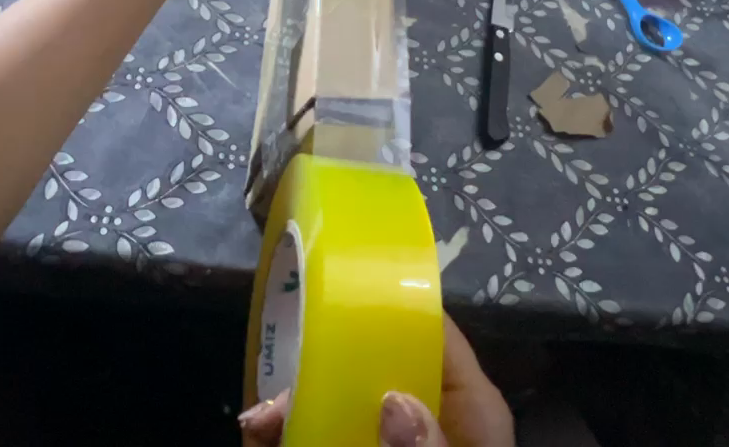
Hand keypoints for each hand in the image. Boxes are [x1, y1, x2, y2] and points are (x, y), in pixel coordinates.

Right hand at [238, 316, 514, 446]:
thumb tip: (396, 403)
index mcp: (471, 416)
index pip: (439, 340)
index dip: (395, 312)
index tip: (341, 296)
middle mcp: (431, 425)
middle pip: (379, 374)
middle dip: (325, 373)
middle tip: (276, 395)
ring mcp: (393, 444)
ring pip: (345, 413)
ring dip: (298, 414)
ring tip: (258, 427)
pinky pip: (324, 437)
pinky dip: (293, 438)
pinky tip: (262, 437)